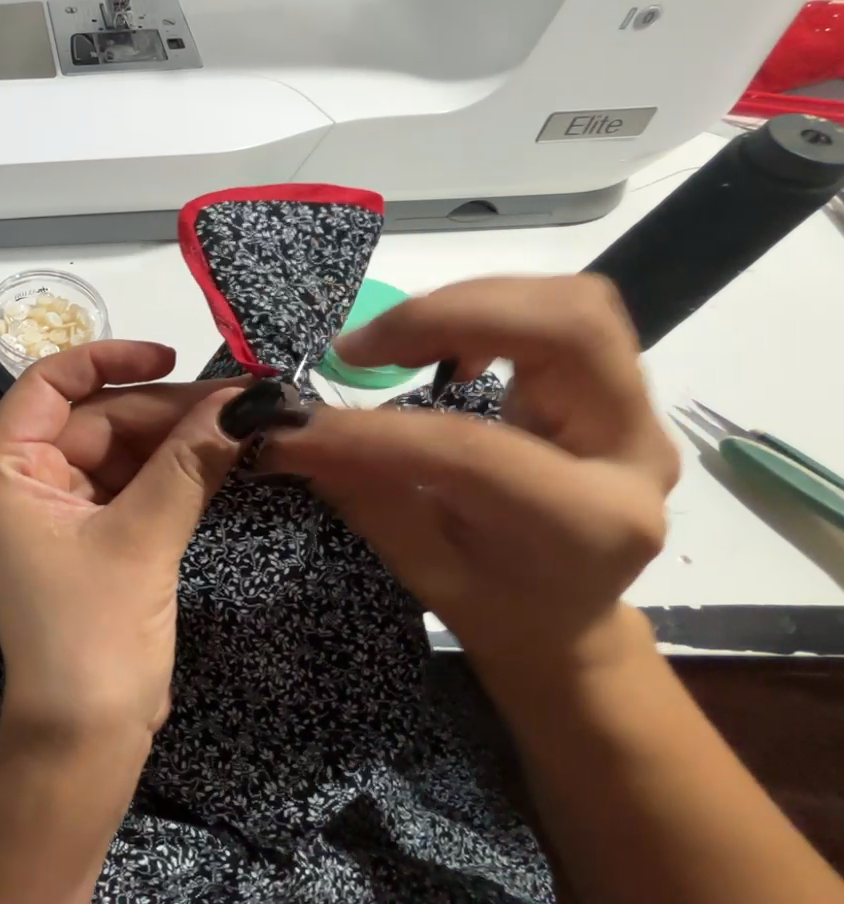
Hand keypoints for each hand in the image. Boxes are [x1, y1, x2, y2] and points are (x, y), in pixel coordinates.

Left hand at [0, 341, 247, 748]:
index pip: (50, 384)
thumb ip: (188, 464)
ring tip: (245, 425)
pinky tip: (221, 459)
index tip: (172, 355)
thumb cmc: (92, 632)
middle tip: (244, 400)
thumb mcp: (141, 539)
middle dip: (164, 409)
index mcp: (5, 467)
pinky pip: (128, 484)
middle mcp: (22, 478)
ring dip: (175, 439)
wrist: (83, 733)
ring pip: (118, 449)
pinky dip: (170, 472)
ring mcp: (55, 507)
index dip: (108, 359)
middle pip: (96, 417)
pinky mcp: (87, 535)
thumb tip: (245, 400)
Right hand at [259, 275, 680, 679]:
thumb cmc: (493, 603)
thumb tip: (284, 432)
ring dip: (463, 305)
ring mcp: (633, 411)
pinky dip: (482, 309)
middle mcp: (632, 452)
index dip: (369, 430)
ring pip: (571, 305)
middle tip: (355, 350)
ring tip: (387, 343)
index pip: (471, 449)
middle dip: (447, 317)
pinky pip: (559, 313)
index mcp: (585, 521)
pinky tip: (433, 343)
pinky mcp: (612, 386)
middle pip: (569, 328)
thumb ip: (362, 492)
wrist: (567, 614)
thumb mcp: (419, 566)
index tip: (289, 427)